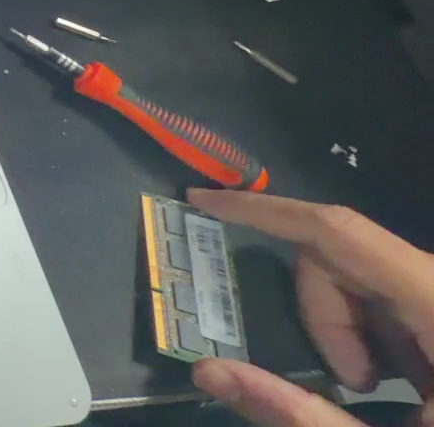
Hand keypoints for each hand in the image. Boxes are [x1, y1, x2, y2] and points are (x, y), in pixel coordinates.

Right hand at [186, 189, 433, 425]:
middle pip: (350, 260)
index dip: (264, 210)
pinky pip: (408, 309)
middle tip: (341, 378)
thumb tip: (207, 372)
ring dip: (351, 327)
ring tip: (374, 391)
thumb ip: (303, 417)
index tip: (200, 203)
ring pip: (374, 284)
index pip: (339, 231)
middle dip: (321, 307)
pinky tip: (405, 392)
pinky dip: (383, 339)